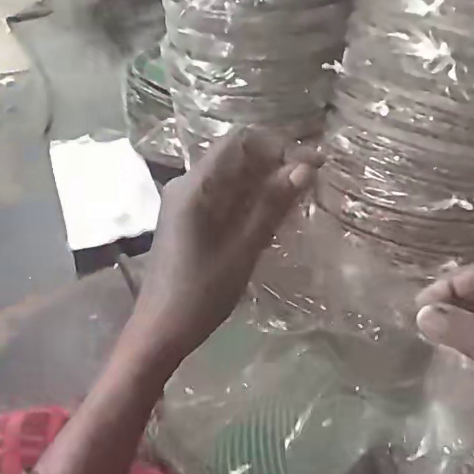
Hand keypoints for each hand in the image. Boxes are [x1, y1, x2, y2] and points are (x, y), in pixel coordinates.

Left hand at [127, 128, 319, 360]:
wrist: (160, 330)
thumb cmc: (201, 292)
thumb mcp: (243, 248)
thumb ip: (272, 205)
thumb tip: (304, 167)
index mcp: (195, 187)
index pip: (240, 143)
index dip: (278, 145)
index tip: (312, 163)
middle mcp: (187, 186)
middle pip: (236, 157)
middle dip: (275, 163)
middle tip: (313, 180)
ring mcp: (186, 203)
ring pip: (232, 177)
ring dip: (265, 181)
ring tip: (300, 196)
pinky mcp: (189, 220)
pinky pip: (224, 196)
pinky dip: (251, 199)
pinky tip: (274, 214)